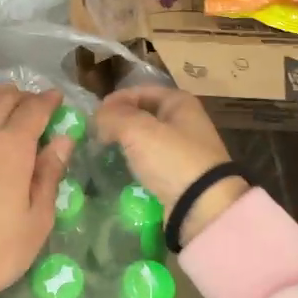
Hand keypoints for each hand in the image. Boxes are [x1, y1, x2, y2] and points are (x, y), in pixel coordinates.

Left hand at [0, 84, 74, 297]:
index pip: (33, 111)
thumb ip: (49, 175)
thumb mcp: (37, 220)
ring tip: (5, 96)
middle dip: (23, 95)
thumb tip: (63, 140)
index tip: (58, 99)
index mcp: (11, 148)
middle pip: (3, 100)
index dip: (48, 101)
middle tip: (36, 101)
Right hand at [95, 84, 246, 246]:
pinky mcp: (181, 174)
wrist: (203, 206)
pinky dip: (136, 163)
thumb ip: (113, 117)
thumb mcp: (137, 130)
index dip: (115, 100)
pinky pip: (152, 162)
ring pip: (146, 139)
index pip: (140, 91)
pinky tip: (121, 169)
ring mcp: (185, 149)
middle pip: (143, 115)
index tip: (94, 117)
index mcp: (179, 102)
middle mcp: (185, 121)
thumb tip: (98, 117)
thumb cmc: (172, 159)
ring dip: (126, 144)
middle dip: (119, 123)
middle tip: (96, 135)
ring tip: (104, 152)